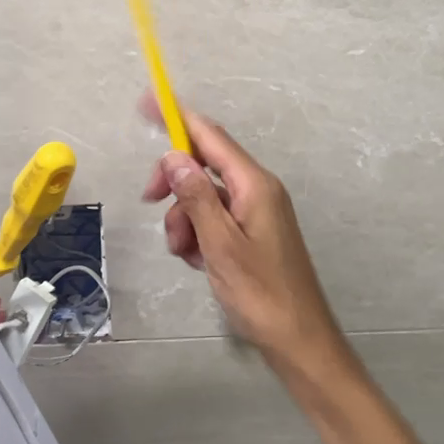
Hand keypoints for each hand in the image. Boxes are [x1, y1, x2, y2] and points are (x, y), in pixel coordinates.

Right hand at [141, 97, 348, 376]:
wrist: (298, 340)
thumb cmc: (260, 293)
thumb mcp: (220, 244)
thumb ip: (196, 197)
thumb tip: (175, 155)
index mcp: (254, 184)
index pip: (210, 136)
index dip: (177, 118)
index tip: (146, 103)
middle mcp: (257, 189)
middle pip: (203, 165)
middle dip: (174, 184)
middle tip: (151, 203)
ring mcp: (256, 211)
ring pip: (203, 196)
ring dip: (185, 219)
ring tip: (188, 254)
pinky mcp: (253, 232)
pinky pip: (215, 219)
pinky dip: (199, 235)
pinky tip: (200, 262)